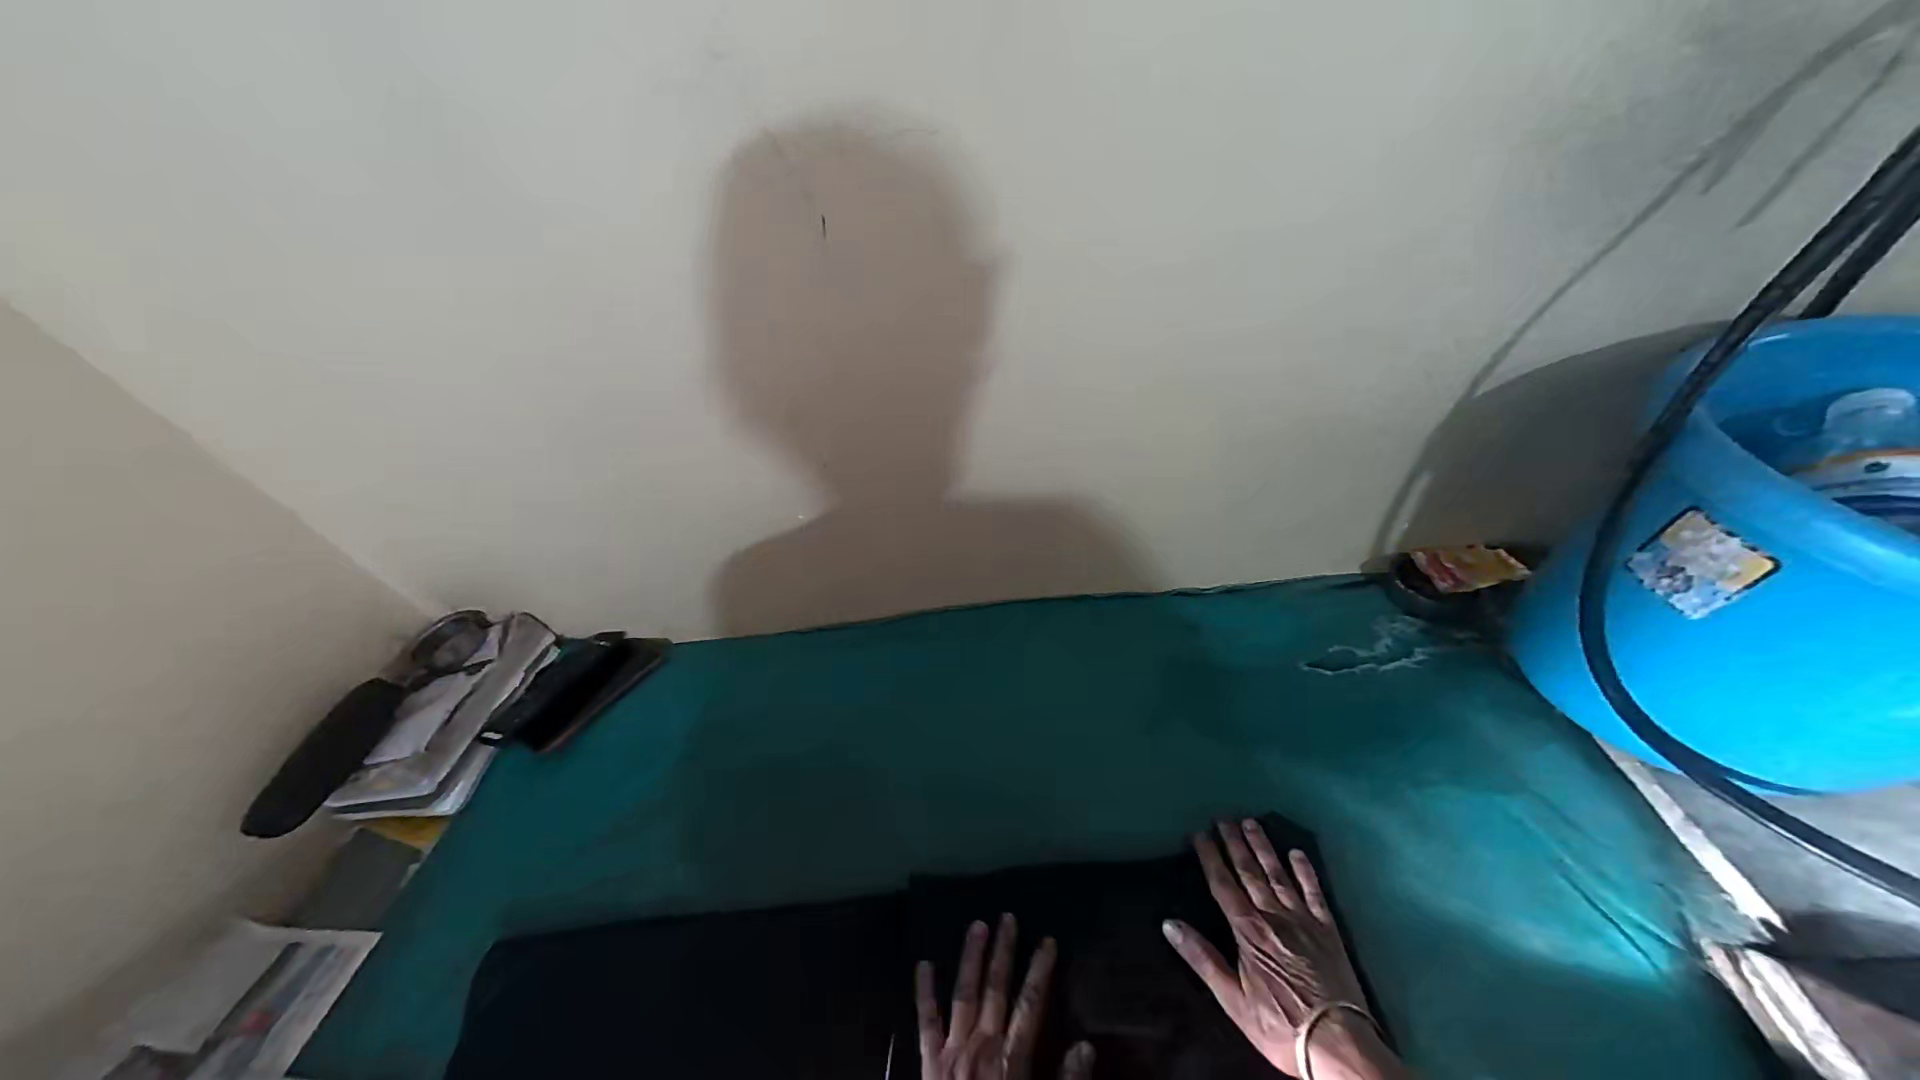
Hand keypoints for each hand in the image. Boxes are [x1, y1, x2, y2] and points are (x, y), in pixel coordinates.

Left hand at [915, 913, 1094, 1079]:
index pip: (1031, 1004)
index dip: (1040, 970)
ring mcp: (952, 1054)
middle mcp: (981, 1048)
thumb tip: (1085, 1046)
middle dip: (1004, 951)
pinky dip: (924, 992)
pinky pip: (925, 1023)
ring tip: (976, 924)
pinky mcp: (929, 1065)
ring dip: (971, 958)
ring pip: (963, 994)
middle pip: (996, 989)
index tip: (1047, 940)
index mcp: (1011, 1061)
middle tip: (1008, 916)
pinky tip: (923, 963)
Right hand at [1162, 820, 1407, 1079]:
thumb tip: (1169, 924)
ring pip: (1278, 874)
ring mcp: (1304, 921)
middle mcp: (1273, 916)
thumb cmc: (1280, 1025)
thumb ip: (1202, 958)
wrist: (1339, 1046)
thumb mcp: (1233, 1000)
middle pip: (1250, 872)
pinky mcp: (1329, 931)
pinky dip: (1305, 871)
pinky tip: (1297, 853)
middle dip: (1235, 843)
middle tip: (1224, 818)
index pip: (1223, 884)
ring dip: (1263, 847)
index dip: (1210, 857)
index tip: (1200, 834)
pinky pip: (1315, 893)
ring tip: (1252, 823)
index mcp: (1248, 931)